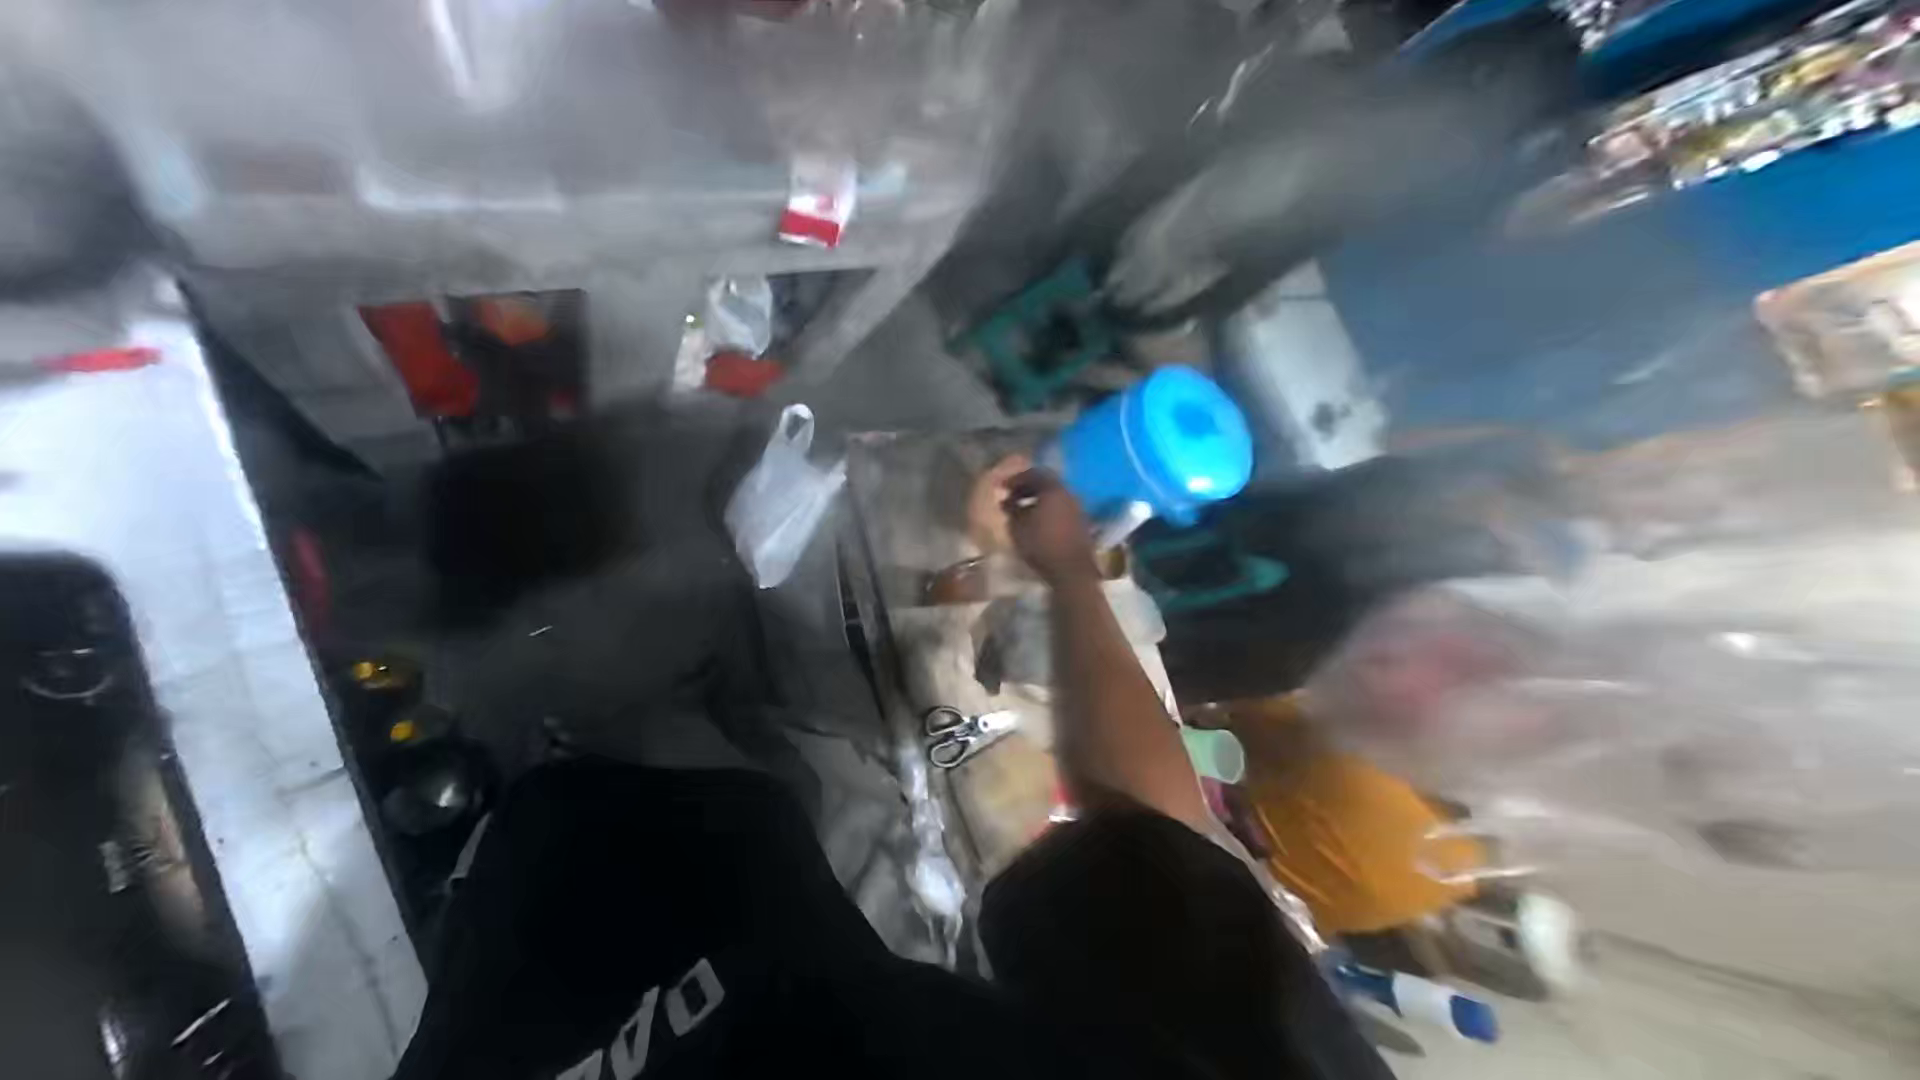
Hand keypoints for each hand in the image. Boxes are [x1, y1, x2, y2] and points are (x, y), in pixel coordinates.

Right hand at [1002, 468, 1097, 585]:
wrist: (1071, 570)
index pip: (1033, 474)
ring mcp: (1077, 508)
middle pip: (1046, 484)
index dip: (1015, 479)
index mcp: (1053, 489)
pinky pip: (1061, 509)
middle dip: (1027, 488)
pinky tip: (1037, 522)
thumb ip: (1011, 509)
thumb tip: (1007, 500)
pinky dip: (1048, 510)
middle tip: (1011, 496)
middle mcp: (1068, 494)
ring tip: (1022, 510)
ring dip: (1038, 500)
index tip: (1002, 486)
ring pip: (1055, 497)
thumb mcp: (1017, 527)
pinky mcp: (1081, 523)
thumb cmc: (1040, 545)